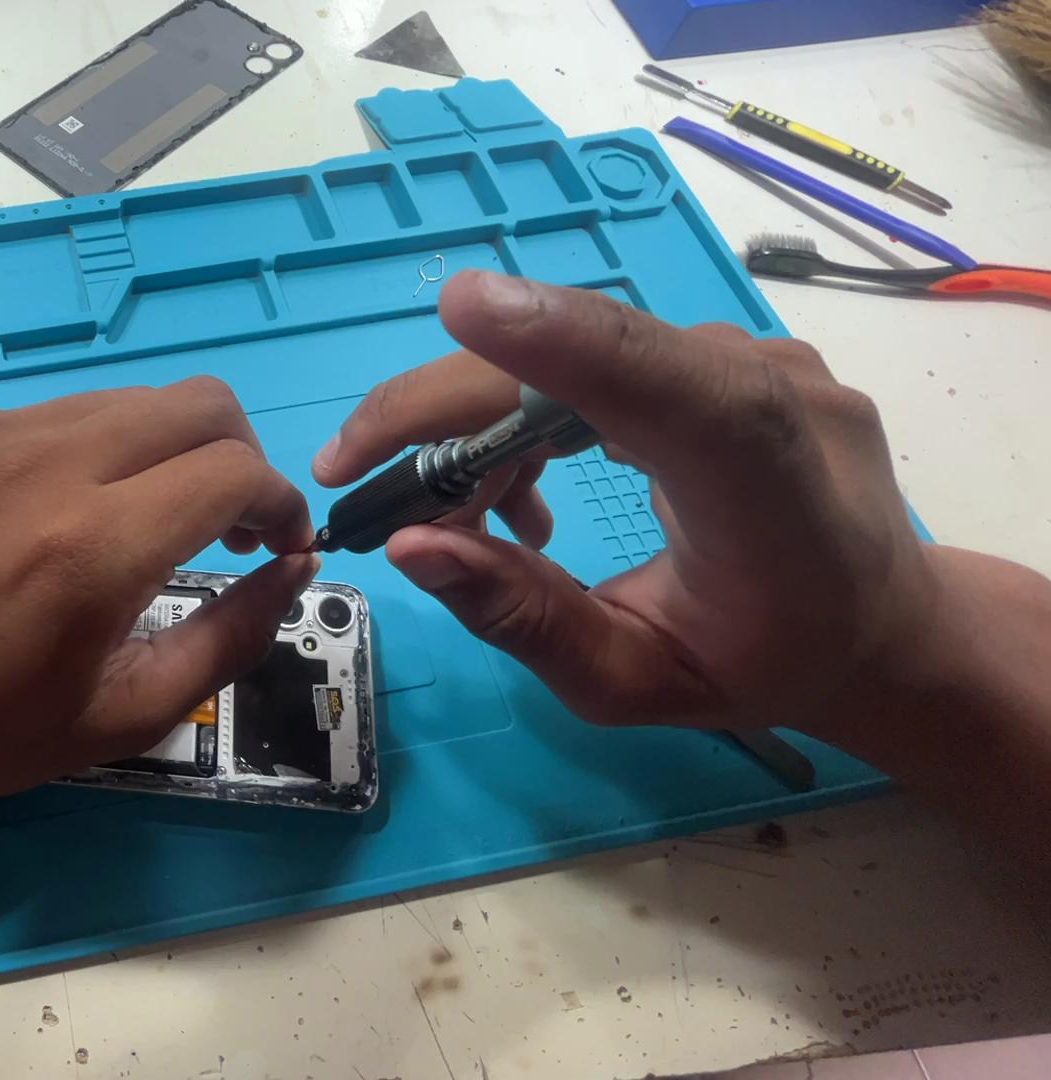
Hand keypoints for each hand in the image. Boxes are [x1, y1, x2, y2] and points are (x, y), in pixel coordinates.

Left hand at [0, 378, 317, 820]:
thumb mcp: (128, 711)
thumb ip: (232, 637)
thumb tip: (292, 568)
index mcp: (94, 543)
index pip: (235, 469)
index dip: (281, 503)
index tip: (278, 546)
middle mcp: (46, 460)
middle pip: (200, 403)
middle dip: (240, 459)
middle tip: (227, 527)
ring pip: (130, 402)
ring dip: (166, 454)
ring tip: (142, 522)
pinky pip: (57, 414)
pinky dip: (92, 452)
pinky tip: (58, 513)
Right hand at [315, 270, 941, 734]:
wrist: (875, 623)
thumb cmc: (758, 661)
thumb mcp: (625, 678)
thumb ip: (520, 617)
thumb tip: (409, 547)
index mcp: (760, 478)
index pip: (663, 383)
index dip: (558, 339)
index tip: (458, 306)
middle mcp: (757, 387)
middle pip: (563, 362)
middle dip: (434, 411)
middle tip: (348, 470)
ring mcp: (733, 359)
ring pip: (553, 360)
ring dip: (463, 427)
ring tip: (444, 516)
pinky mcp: (703, 358)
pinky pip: (574, 368)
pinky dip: (507, 423)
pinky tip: (506, 495)